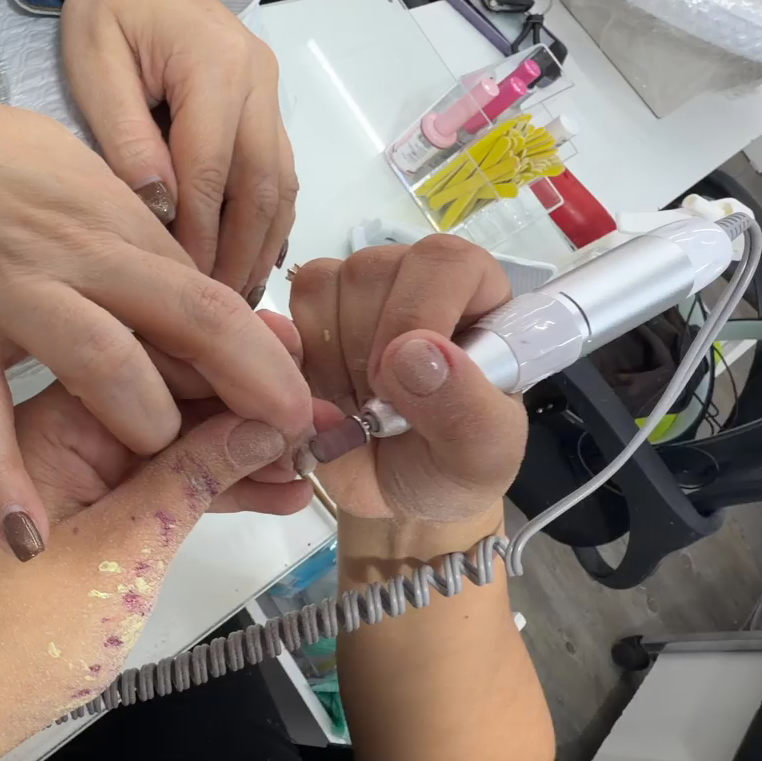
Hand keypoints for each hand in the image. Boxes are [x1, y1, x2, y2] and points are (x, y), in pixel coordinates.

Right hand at [0, 2, 311, 562]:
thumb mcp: (73, 174)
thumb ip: (133, 232)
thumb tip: (195, 280)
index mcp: (112, 216)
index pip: (205, 288)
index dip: (263, 350)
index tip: (302, 397)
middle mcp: (73, 254)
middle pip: (183, 321)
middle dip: (248, 390)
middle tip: (291, 450)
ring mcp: (6, 294)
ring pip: (101, 362)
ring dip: (151, 422)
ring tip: (167, 466)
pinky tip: (28, 536)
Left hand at [0, 370, 310, 718]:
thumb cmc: (26, 632)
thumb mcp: (122, 549)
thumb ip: (193, 476)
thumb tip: (268, 419)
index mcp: (60, 417)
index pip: (155, 364)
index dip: (234, 370)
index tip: (302, 379)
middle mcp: (75, 427)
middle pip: (175, 398)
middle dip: (251, 410)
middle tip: (326, 419)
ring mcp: (92, 467)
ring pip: (182, 441)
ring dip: (246, 453)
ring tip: (316, 459)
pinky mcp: (107, 504)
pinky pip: (170, 482)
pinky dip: (219, 489)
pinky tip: (279, 492)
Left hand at [29, 0, 295, 300]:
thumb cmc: (104, 13)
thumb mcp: (94, 66)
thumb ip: (125, 137)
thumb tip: (159, 209)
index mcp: (213, 65)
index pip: (212, 169)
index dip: (199, 235)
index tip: (181, 290)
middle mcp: (257, 81)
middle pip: (261, 185)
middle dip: (238, 253)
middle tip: (215, 312)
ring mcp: (270, 94)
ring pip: (281, 185)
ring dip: (260, 246)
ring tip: (235, 300)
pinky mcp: (267, 108)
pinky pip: (280, 174)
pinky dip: (268, 223)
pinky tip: (250, 260)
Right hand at [288, 235, 526, 521]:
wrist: (391, 498)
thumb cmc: (448, 469)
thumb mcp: (479, 457)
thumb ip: (465, 408)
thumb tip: (412, 352)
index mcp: (475, 295)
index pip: (444, 262)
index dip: (415, 314)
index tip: (399, 381)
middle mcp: (411, 280)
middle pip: (370, 273)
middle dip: (364, 352)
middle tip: (379, 411)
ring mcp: (352, 295)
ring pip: (321, 289)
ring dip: (329, 362)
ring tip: (354, 408)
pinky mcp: (305, 318)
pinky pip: (282, 316)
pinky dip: (294, 365)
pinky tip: (321, 400)